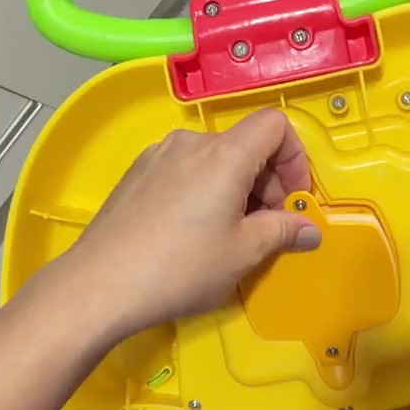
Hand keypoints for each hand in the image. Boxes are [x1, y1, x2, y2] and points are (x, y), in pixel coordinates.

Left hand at [51, 109, 321, 337]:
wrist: (98, 285)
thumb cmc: (179, 268)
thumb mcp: (243, 254)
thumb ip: (283, 232)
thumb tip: (310, 230)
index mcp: (224, 154)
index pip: (275, 124)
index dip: (295, 157)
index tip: (293, 199)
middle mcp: (190, 143)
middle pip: (245, 143)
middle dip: (267, 181)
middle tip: (265, 228)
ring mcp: (158, 155)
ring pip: (215, 158)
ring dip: (236, 187)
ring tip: (228, 234)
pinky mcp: (137, 173)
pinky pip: (186, 169)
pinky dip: (205, 189)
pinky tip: (192, 231)